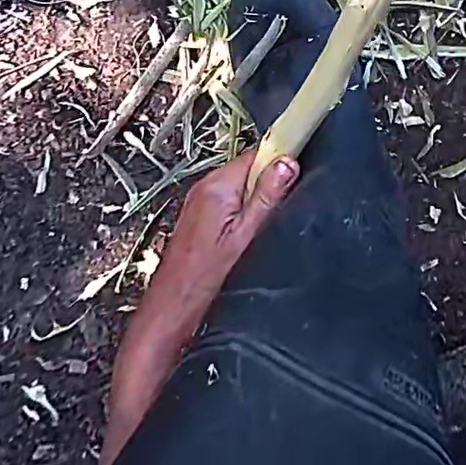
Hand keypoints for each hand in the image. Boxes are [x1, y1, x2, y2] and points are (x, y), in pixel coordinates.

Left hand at [99, 150, 298, 464]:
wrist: (170, 312)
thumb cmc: (202, 280)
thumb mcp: (246, 237)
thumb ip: (267, 196)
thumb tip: (287, 163)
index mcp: (217, 186)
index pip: (258, 152)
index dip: (279, 160)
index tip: (295, 171)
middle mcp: (205, 186)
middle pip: (250, 167)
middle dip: (267, 185)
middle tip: (272, 214)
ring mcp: (199, 200)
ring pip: (240, 185)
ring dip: (254, 199)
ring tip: (255, 231)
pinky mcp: (198, 213)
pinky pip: (229, 199)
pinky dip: (240, 211)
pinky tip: (241, 237)